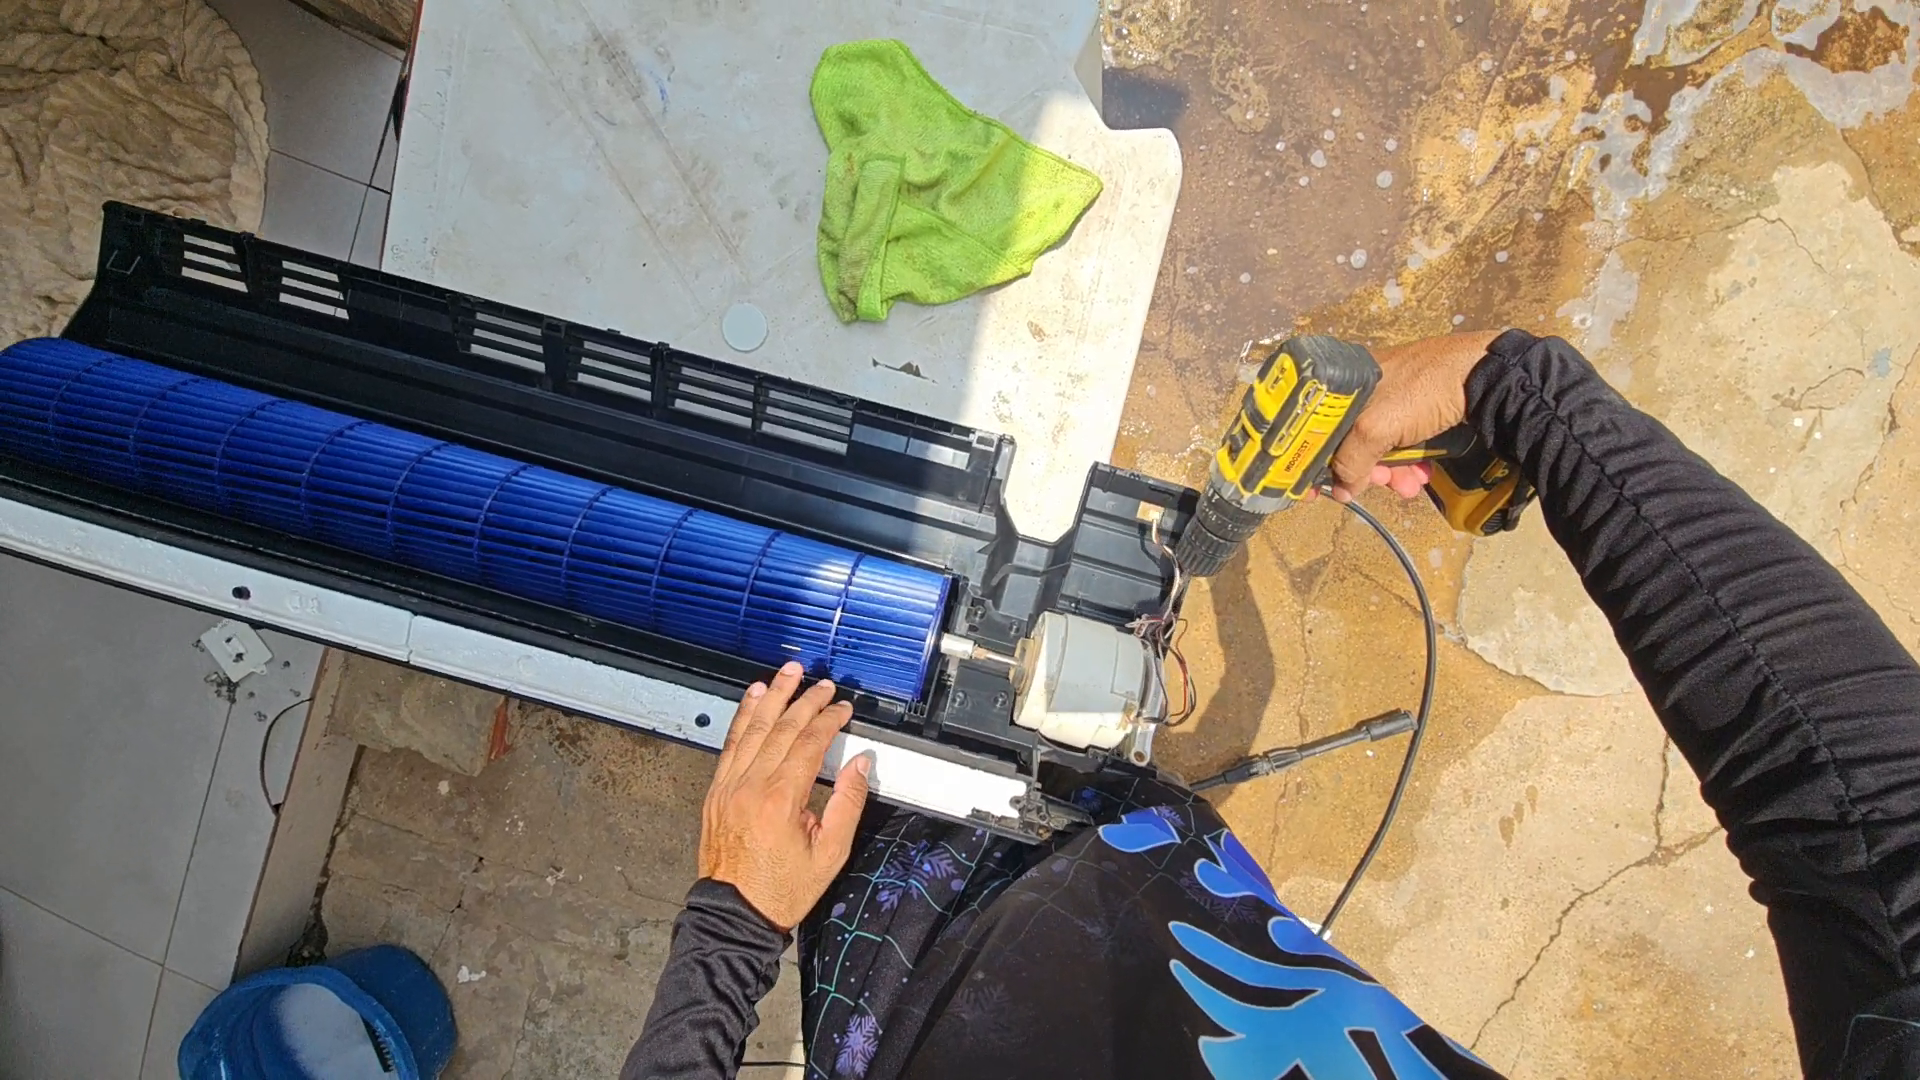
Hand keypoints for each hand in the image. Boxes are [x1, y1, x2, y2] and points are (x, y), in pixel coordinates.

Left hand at [699, 662, 872, 931]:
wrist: (734, 916)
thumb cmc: (782, 889)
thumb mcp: (830, 853)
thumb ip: (848, 803)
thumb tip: (861, 765)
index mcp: (780, 800)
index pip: (808, 743)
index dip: (828, 720)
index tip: (842, 709)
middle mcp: (750, 786)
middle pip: (781, 728)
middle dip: (804, 701)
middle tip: (821, 684)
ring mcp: (729, 786)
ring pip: (752, 729)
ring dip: (771, 697)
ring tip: (786, 674)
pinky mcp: (717, 791)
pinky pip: (730, 744)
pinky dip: (742, 716)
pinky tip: (752, 698)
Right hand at [1327, 330, 1502, 500]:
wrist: (1488, 376)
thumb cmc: (1422, 390)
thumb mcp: (1373, 428)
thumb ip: (1350, 461)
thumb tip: (1341, 490)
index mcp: (1342, 384)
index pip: (1316, 429)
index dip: (1315, 459)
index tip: (1319, 487)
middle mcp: (1363, 389)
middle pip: (1348, 441)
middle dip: (1365, 470)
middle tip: (1380, 483)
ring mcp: (1393, 397)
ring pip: (1378, 445)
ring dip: (1391, 471)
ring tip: (1408, 485)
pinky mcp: (1419, 407)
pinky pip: (1402, 440)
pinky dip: (1410, 460)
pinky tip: (1421, 472)